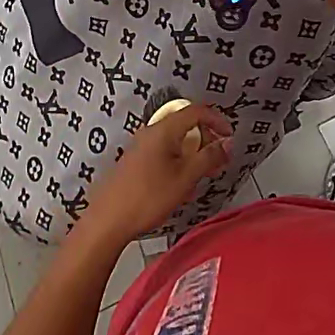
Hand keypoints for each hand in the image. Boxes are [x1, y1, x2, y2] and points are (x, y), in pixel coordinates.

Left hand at [82, 102, 232, 243]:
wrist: (106, 223)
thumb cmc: (147, 198)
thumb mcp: (186, 177)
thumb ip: (210, 156)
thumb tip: (227, 143)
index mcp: (164, 130)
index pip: (197, 111)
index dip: (217, 121)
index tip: (228, 137)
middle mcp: (150, 133)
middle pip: (186, 125)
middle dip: (206, 140)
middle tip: (217, 160)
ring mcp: (140, 147)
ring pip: (175, 141)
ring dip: (192, 154)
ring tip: (200, 177)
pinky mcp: (134, 162)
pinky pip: (163, 153)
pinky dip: (178, 162)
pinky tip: (179, 187)